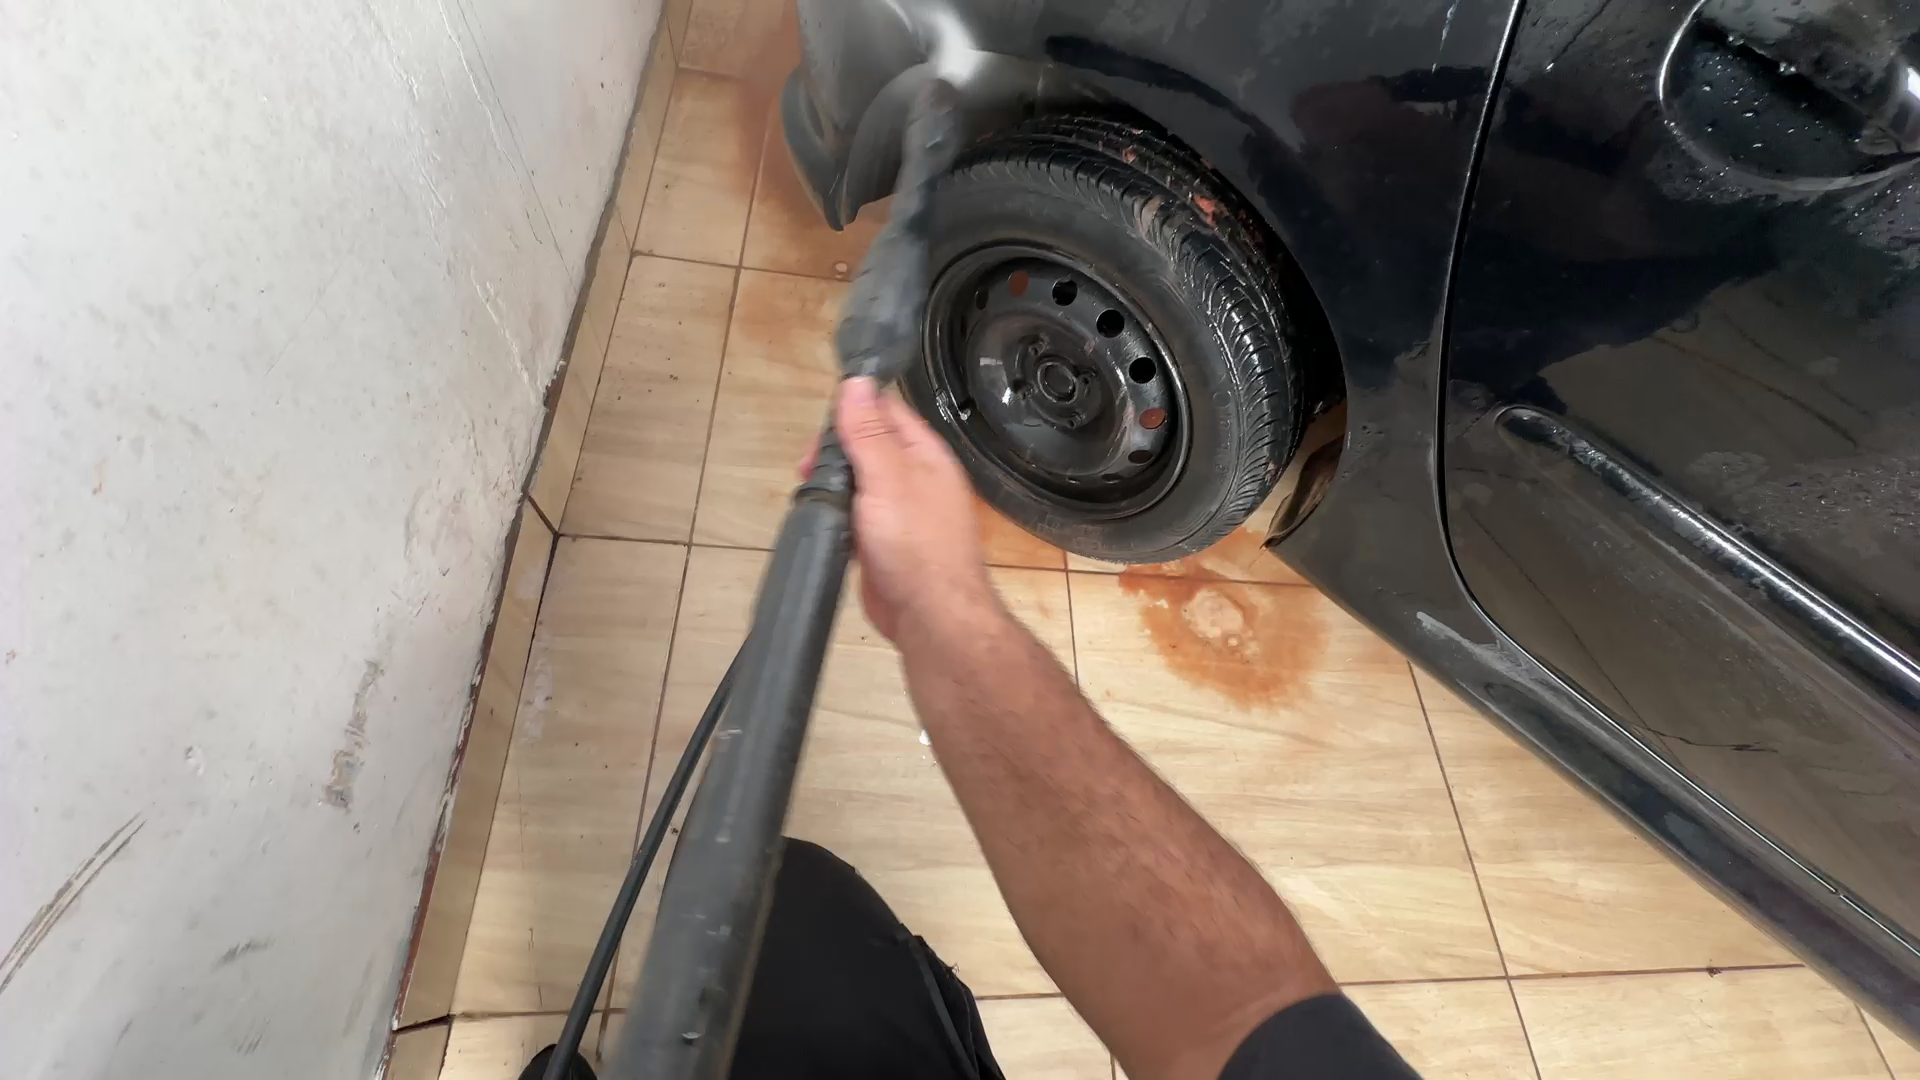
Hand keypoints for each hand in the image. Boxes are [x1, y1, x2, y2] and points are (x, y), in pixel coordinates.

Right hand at [808, 378, 996, 641]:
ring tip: (810, 491)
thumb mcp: (888, 476)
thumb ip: (869, 431)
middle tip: (808, 466)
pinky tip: (823, 519)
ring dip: (833, 483)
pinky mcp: (883, 542)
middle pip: (868, 446)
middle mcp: (915, 478)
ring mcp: (900, 512)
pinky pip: (856, 515)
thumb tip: (857, 382)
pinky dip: (838, 513)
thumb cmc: (915, 543)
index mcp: (925, 454)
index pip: (887, 412)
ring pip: (859, 482)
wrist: (930, 615)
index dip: (854, 409)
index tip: (822, 426)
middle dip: (835, 451)